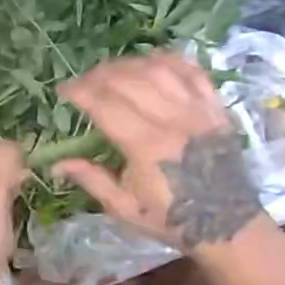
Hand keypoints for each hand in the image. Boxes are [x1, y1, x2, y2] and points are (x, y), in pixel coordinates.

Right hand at [55, 53, 265, 252]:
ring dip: (129, 64)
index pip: (106, 105)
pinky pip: (191, 71)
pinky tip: (150, 61)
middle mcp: (173, 120)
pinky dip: (169, 60)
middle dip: (98, 76)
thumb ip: (92, 180)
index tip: (63, 91)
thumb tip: (57, 163)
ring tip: (110, 71)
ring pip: (158, 69)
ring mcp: (198, 109)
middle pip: (129, 80)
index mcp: (148, 147)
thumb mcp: (125, 208)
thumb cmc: (173, 219)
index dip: (80, 93)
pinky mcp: (215, 106)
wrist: (228, 225)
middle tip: (82, 82)